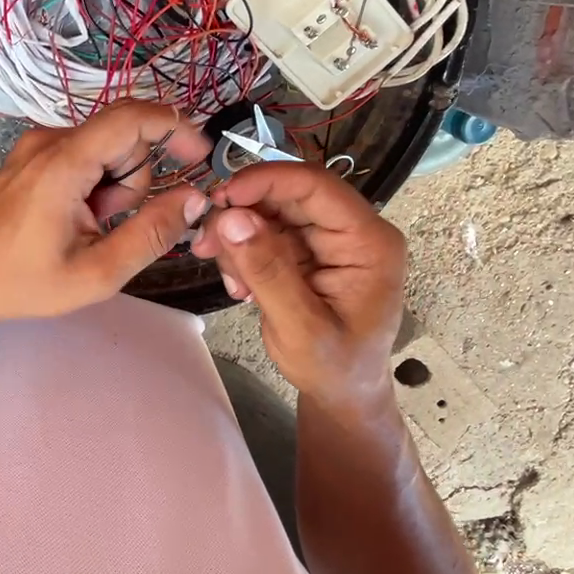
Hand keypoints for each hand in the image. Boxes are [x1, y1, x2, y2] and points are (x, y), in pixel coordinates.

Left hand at [0, 101, 212, 332]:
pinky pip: (83, 153)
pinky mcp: (31, 155)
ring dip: (113, 184)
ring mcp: (36, 144)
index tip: (201, 154)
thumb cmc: (23, 282)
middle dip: (135, 176)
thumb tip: (193, 198)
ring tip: (88, 226)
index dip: (174, 127)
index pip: (131, 116)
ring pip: (106, 145)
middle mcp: (49, 140)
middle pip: (123, 133)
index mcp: (64, 162)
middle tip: (110, 222)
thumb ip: (150, 233)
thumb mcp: (96, 272)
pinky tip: (74, 217)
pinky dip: (93, 182)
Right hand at [192, 162, 405, 410]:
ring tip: (228, 277)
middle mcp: (350, 229)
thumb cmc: (334, 367)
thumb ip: (267, 271)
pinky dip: (240, 249)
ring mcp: (325, 237)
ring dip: (236, 234)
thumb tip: (230, 217)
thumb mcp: (299, 326)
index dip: (267, 180)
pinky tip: (238, 283)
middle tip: (205, 242)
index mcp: (368, 242)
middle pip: (286, 193)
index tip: (221, 197)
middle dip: (241, 211)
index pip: (316, 185)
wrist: (341, 392)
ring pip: (267, 207)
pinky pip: (261, 228)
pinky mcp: (303, 247)